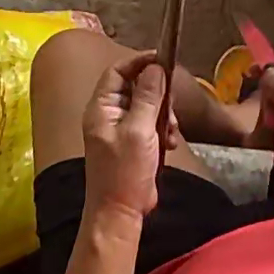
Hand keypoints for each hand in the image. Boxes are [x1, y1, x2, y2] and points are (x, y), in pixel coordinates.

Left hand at [81, 53, 172, 220]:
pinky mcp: (133, 142)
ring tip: (171, 131)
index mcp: (101, 107)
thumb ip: (148, 96)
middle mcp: (109, 114)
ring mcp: (121, 128)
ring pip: (147, 104)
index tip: (164, 60)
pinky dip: (162, 128)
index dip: (140, 62)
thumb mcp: (139, 130)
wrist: (120, 213)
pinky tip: (170, 142)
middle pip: (136, 86)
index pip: (118, 71)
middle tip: (171, 106)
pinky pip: (151, 123)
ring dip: (163, 113)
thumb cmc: (125, 171)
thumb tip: (155, 67)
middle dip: (158, 93)